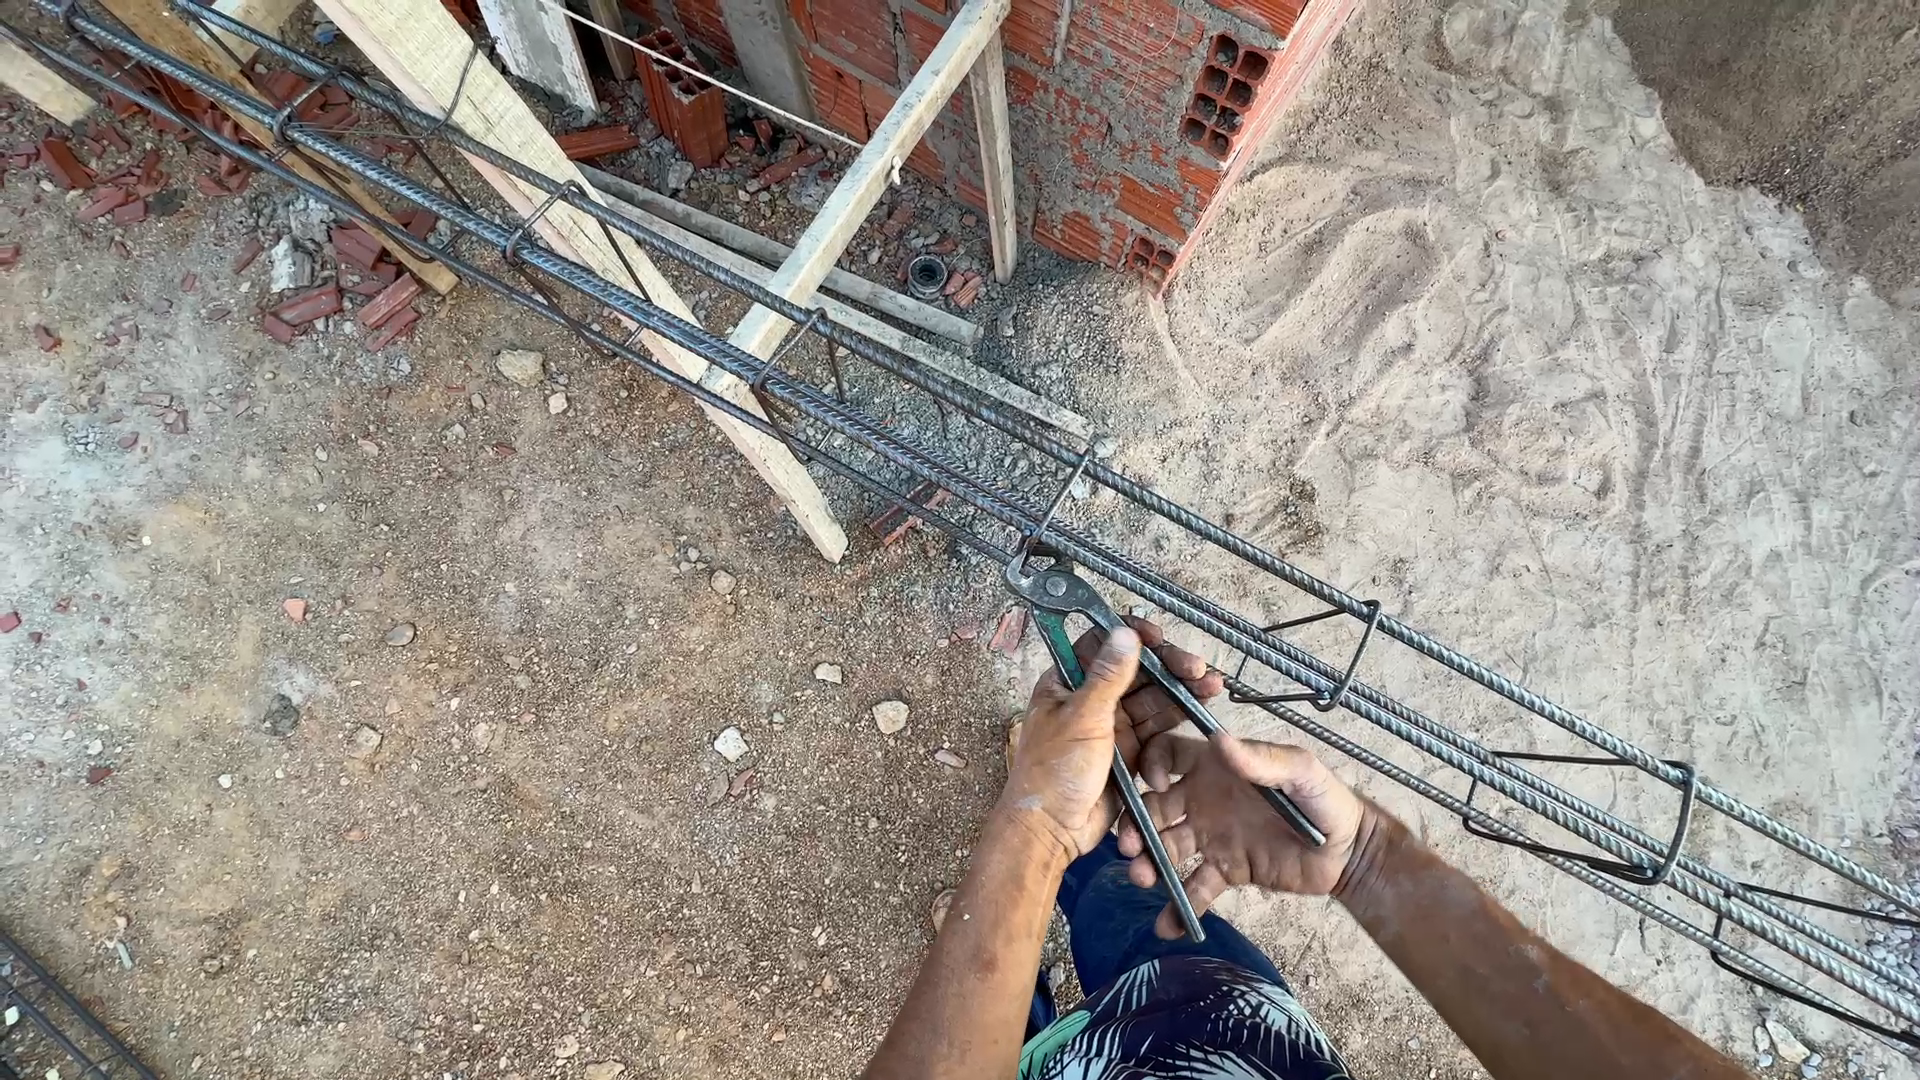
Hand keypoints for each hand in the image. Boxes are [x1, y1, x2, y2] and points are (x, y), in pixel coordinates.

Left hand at [1002, 618, 1226, 860]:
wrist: (1053, 829)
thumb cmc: (1054, 770)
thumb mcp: (1082, 717)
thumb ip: (1108, 676)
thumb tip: (1125, 632)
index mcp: (1066, 680)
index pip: (1100, 643)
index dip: (1130, 634)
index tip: (1158, 635)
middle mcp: (1090, 696)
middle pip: (1134, 669)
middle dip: (1167, 665)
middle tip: (1197, 667)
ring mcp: (1111, 722)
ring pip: (1151, 697)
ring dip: (1180, 688)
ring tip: (1211, 684)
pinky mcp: (1130, 749)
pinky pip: (1157, 725)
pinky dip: (1178, 715)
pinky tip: (1201, 705)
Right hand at [1117, 734, 1381, 937]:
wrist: (1350, 854)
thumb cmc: (1324, 798)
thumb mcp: (1300, 769)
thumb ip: (1261, 758)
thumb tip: (1219, 740)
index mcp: (1213, 766)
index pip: (1165, 754)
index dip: (1150, 764)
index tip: (1155, 784)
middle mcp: (1202, 797)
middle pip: (1153, 805)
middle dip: (1135, 823)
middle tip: (1128, 846)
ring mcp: (1211, 836)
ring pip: (1166, 847)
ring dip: (1148, 862)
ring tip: (1142, 879)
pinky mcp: (1226, 871)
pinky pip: (1195, 887)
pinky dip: (1179, 907)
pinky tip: (1167, 926)